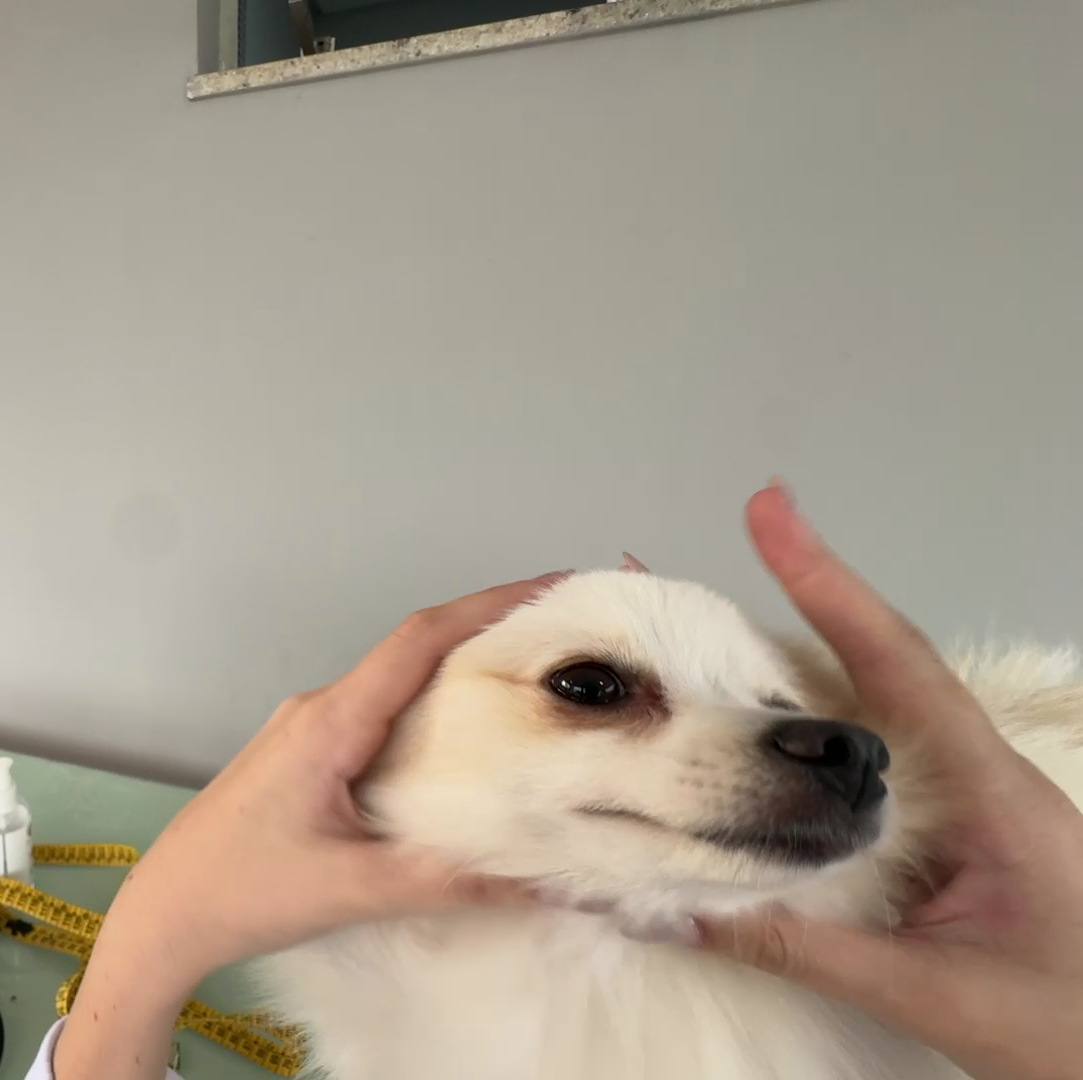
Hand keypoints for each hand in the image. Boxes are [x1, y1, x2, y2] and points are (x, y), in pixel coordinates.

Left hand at [53, 575, 559, 1079]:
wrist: (172, 902)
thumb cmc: (245, 888)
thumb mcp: (356, 888)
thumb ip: (450, 879)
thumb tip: (547, 874)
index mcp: (329, 722)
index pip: (416, 642)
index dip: (485, 607)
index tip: (549, 590)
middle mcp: (318, 710)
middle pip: (410, 654)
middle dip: (486, 638)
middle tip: (566, 646)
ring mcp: (308, 728)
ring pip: (393, 686)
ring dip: (456, 678)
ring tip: (532, 691)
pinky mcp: (305, 753)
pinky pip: (374, 716)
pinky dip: (425, 715)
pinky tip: (463, 748)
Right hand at [693, 485, 1082, 1079]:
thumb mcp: (949, 1000)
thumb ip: (807, 948)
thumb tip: (665, 908)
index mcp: (980, 789)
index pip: (890, 660)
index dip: (826, 581)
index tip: (770, 510)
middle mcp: (956, 771)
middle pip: (850, 659)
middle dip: (765, 599)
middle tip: (661, 574)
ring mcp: (940, 794)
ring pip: (835, 703)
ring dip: (753, 656)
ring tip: (669, 627)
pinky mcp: (922, 824)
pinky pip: (833, 751)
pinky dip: (769, 715)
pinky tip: (722, 718)